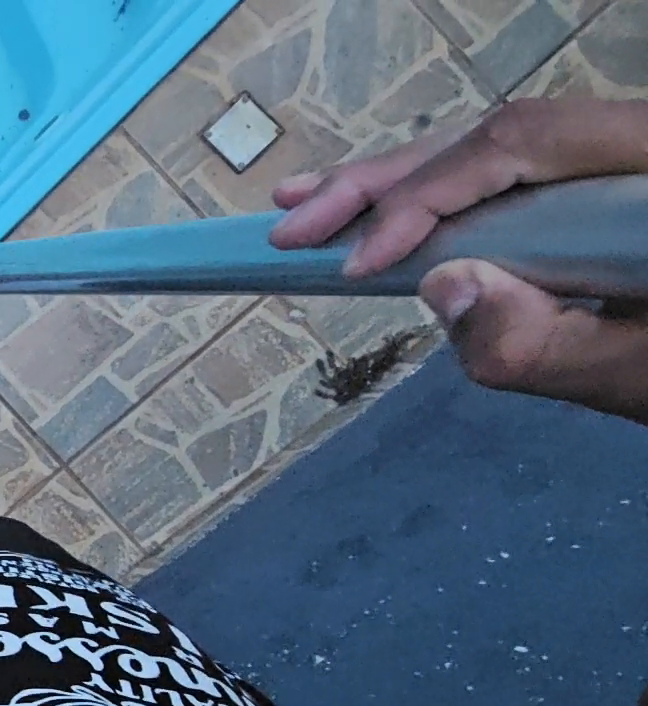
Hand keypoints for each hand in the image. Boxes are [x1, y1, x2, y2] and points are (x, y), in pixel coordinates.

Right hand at [266, 98, 647, 425]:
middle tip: (289, 231)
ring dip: (379, 185)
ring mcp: (610, 160)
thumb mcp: (626, 370)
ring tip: (295, 210)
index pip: (523, 146)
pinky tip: (351, 208)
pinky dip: (413, 194)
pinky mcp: (580, 188)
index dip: (425, 197)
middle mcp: (636, 141)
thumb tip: (439, 286)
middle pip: (492, 138)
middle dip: (379, 186)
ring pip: (482, 153)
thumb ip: (536, 339)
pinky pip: (492, 178)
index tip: (357, 266)